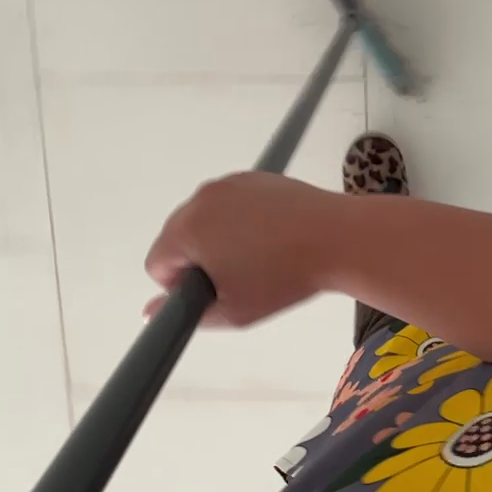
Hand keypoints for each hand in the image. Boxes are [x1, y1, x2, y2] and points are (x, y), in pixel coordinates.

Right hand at [144, 172, 346, 326]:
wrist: (338, 238)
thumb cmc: (287, 274)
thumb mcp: (234, 311)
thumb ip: (187, 315)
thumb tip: (153, 312)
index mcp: (187, 228)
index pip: (157, 263)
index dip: (180, 285)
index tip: (213, 291)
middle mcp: (203, 197)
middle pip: (179, 236)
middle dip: (199, 258)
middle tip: (239, 277)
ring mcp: (231, 183)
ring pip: (206, 218)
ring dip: (221, 238)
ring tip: (261, 258)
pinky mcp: (257, 177)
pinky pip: (233, 204)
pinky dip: (243, 220)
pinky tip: (272, 238)